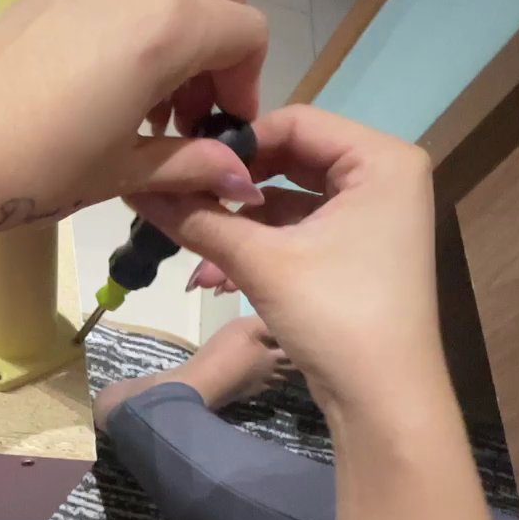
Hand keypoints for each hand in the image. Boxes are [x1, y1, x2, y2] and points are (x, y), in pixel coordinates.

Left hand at [0, 0, 269, 232]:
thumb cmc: (34, 173)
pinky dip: (139, 22)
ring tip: (146, 104)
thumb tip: (240, 177)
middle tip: (188, 113)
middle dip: (223, 49)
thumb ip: (192, 162)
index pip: (247, 34)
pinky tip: (106, 83)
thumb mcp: (122, 173)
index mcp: (164, 28)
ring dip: (183, 32)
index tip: (222, 129)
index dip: (248, 85)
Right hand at [129, 105, 443, 416]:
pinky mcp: (352, 254)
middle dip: (232, 193)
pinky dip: (257, 250)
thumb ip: (198, 221)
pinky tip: (215, 277)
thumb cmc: (334, 314)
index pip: (295, 122)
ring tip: (193, 258)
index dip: (236, 144)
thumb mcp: (260, 262)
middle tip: (183, 206)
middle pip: (289, 162)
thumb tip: (136, 189)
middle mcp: (381, 179)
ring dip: (237, 228)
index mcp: (380, 160)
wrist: (381, 397)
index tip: (185, 167)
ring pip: (287, 204)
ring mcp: (369, 219)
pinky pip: (295, 234)